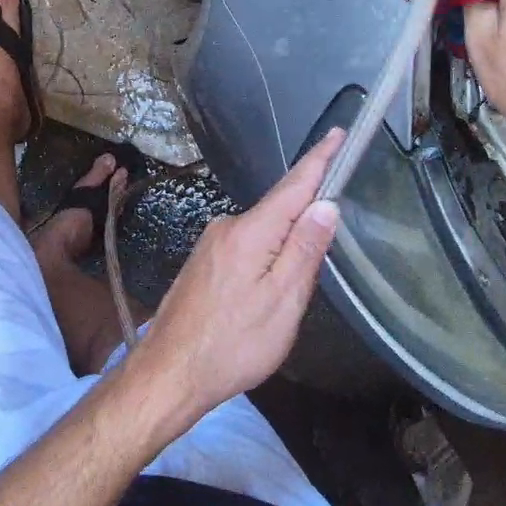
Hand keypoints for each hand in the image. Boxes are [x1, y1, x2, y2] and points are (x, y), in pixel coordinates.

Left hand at [131, 130, 342, 417]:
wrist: (168, 372)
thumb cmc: (232, 345)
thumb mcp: (282, 302)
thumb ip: (304, 250)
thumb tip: (326, 203)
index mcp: (251, 232)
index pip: (294, 185)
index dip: (319, 159)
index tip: (337, 132)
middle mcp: (228, 225)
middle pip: (279, 208)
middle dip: (306, 216)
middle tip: (327, 249)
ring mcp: (212, 242)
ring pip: (263, 231)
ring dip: (285, 246)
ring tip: (291, 292)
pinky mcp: (204, 260)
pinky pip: (247, 246)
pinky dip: (265, 257)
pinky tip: (263, 292)